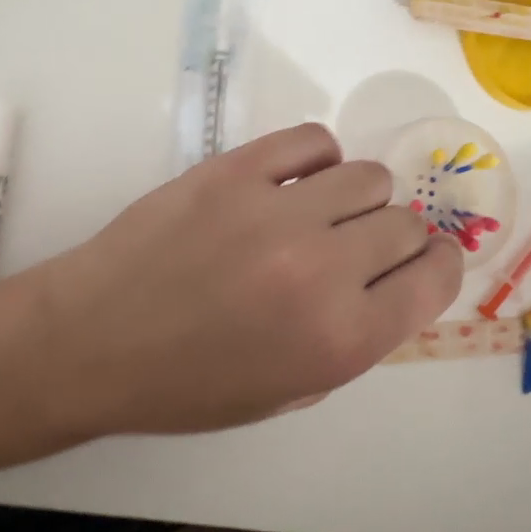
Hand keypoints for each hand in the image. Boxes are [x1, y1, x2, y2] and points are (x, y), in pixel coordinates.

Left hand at [23, 124, 463, 435]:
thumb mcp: (289, 391)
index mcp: (341, 339)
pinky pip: (311, 140)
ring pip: (368, 176)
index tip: (422, 263)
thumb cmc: (188, 385)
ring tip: (325, 212)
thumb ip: (353, 339)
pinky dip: (318, 158)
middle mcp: (322, 269)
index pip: (437, 278)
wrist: (92, 341)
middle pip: (406, 224)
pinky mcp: (234, 170)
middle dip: (396, 239)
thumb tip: (388, 284)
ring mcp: (276, 211)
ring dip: (361, 196)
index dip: (438, 267)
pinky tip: (297, 180)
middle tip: (360, 247)